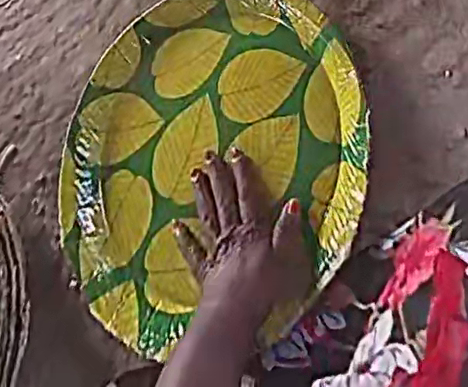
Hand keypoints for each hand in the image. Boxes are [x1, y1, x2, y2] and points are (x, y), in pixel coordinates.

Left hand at [176, 150, 308, 339]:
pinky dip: (184, 238)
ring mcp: (216, 251)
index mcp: (253, 229)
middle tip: (208, 154)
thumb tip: (293, 200)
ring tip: (193, 175)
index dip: (242, 172)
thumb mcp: (285, 257)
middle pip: (224, 200)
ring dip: (201, 195)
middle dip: (217, 176)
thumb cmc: (264, 288)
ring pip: (208, 217)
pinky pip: (193, 251)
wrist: (232, 317)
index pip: (248, 195)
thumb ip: (287, 229)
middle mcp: (232, 234)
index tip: (235, 151)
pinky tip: (175, 225)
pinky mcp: (205, 271)